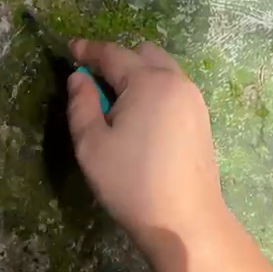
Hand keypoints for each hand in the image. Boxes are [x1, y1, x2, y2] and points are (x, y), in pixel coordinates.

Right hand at [66, 39, 229, 250]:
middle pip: (143, 54)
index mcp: (148, 82)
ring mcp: (194, 101)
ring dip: (139, 77)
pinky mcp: (202, 121)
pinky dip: (154, 93)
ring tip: (119, 108)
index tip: (71, 49)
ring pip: (163, 71)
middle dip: (117, 61)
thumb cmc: (131, 184)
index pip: (112, 54)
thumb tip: (79, 78)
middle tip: (96, 86)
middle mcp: (176, 82)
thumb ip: (81, 105)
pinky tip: (142, 123)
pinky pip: (174, 91)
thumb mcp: (91, 146)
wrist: (184, 222)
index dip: (88, 51)